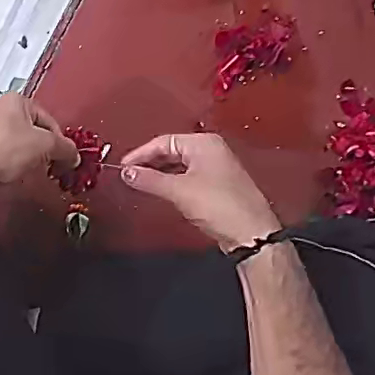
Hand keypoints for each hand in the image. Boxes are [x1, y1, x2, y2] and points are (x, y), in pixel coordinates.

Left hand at [0, 93, 79, 191]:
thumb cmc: (6, 151)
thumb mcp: (45, 145)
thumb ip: (65, 147)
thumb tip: (74, 155)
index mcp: (15, 100)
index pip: (48, 119)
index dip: (59, 139)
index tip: (65, 157)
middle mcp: (1, 111)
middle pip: (35, 132)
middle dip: (46, 151)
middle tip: (52, 166)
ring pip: (22, 146)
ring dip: (32, 160)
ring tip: (32, 172)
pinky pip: (7, 157)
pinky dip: (16, 166)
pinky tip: (15, 176)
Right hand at [117, 133, 280, 249]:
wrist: (251, 233)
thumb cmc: (217, 205)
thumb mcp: (179, 191)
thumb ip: (150, 179)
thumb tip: (127, 172)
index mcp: (203, 143)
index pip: (164, 141)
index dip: (141, 154)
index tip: (123, 167)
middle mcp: (211, 150)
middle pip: (172, 151)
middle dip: (150, 163)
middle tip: (129, 176)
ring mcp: (216, 167)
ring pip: (180, 164)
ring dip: (160, 173)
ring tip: (140, 184)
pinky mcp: (218, 184)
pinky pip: (189, 176)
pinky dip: (173, 182)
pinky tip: (162, 191)